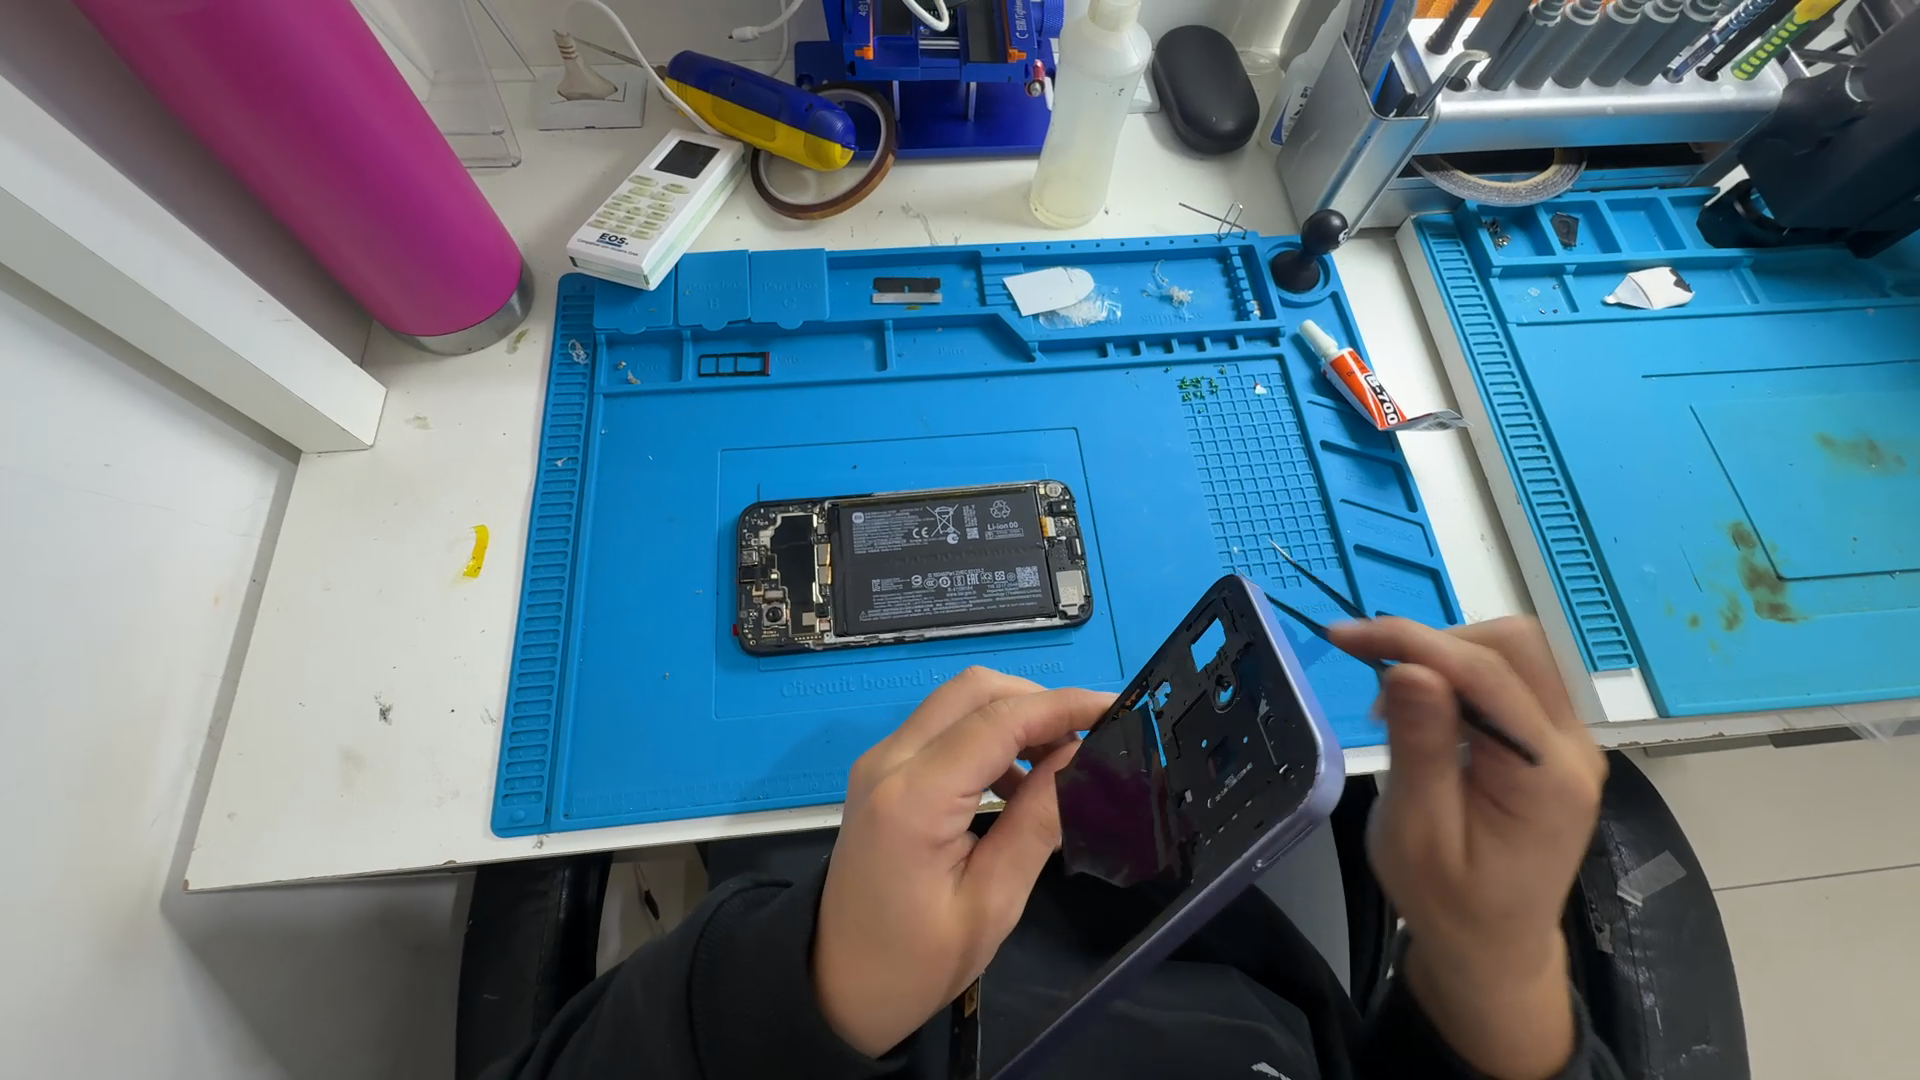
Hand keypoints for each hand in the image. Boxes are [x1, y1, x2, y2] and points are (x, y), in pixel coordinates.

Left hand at [813, 668, 1114, 1056]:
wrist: (835, 986)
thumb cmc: (915, 963)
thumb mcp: (992, 904)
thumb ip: (1037, 821)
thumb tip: (1081, 758)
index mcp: (915, 797)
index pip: (999, 721)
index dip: (1062, 707)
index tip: (1114, 706)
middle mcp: (890, 759)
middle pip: (974, 689)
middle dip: (1037, 702)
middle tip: (1086, 738)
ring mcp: (881, 759)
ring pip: (958, 701)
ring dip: (1013, 716)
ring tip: (1060, 763)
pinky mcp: (883, 769)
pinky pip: (943, 727)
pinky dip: (987, 735)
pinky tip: (1018, 781)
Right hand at [1329, 617, 1605, 1079]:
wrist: (1491, 946)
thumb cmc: (1445, 899)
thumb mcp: (1417, 830)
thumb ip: (1421, 747)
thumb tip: (1409, 668)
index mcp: (1544, 775)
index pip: (1485, 672)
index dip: (1411, 641)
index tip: (1343, 637)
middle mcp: (1571, 747)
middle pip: (1515, 645)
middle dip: (1434, 641)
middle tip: (1370, 669)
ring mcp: (1566, 742)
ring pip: (1512, 653)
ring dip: (1443, 655)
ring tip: (1390, 704)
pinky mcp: (1548, 742)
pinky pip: (1508, 678)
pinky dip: (1454, 674)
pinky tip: (1419, 708)